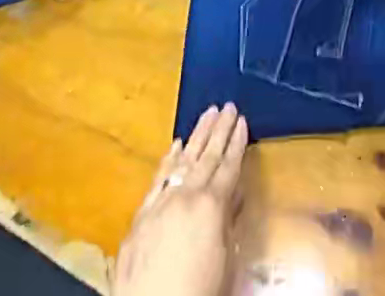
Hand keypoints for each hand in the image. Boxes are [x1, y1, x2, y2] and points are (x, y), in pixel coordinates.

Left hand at [111, 103, 248, 295]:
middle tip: (228, 106)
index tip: (243, 120)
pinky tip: (175, 145)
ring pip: (183, 161)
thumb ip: (229, 222)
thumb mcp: (225, 262)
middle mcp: (187, 197)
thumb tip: (235, 194)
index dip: (237, 143)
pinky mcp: (140, 217)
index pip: (229, 166)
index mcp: (212, 206)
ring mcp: (161, 203)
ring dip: (197, 136)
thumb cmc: (198, 293)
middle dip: (220, 130)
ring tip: (208, 113)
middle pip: (207, 156)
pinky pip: (158, 179)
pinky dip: (168, 160)